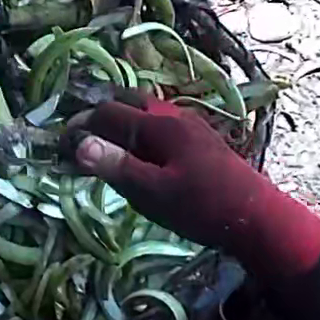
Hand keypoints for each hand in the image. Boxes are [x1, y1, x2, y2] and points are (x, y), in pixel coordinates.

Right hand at [70, 96, 319, 280]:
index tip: (61, 145)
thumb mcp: (152, 192)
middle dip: (98, 115)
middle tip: (79, 138)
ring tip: (102, 144)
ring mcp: (189, 125)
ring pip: (144, 110)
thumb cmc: (202, 207)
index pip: (107, 113)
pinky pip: (159, 122)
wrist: (258, 219)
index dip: (80, 126)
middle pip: (126, 101)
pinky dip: (137, 129)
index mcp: (159, 126)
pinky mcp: (198, 140)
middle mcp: (173, 116)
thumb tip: (77, 144)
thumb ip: (115, 165)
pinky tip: (137, 152)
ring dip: (119, 120)